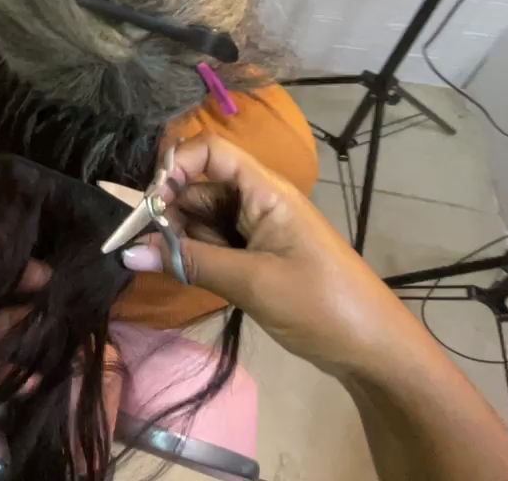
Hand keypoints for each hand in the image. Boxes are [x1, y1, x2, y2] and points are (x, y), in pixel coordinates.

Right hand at [122, 134, 430, 377]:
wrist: (379, 356)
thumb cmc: (321, 305)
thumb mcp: (251, 282)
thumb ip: (189, 262)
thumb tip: (128, 252)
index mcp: (265, 191)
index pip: (210, 150)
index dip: (176, 165)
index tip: (153, 203)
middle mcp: (257, 200)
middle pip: (199, 185)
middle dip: (171, 211)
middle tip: (154, 247)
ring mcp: (258, 228)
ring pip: (202, 215)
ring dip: (183, 237)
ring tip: (174, 267)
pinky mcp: (257, 254)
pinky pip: (215, 240)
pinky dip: (198, 254)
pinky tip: (189, 274)